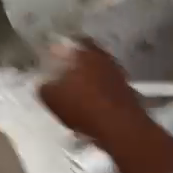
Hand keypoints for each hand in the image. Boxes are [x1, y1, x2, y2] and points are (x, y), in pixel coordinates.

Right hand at [38, 40, 172, 172]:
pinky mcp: (128, 91)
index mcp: (84, 52)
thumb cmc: (83, 108)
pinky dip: (98, 93)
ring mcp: (118, 74)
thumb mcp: (51, 98)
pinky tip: (90, 105)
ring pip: (97, 71)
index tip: (50, 59)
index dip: (57, 50)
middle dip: (73, 65)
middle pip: (85, 57)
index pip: (68, 43)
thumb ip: (44, 87)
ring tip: (75, 93)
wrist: (122, 130)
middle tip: (62, 76)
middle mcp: (103, 57)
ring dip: (88, 80)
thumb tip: (43, 83)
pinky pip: (107, 87)